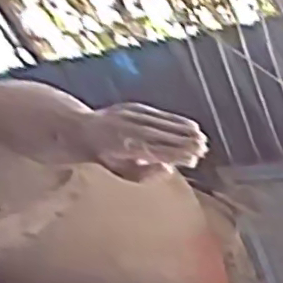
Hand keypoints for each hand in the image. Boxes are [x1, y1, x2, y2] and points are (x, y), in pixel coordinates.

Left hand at [78, 102, 206, 178]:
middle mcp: (130, 129)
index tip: (193, 160)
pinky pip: (161, 114)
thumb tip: (167, 168)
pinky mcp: (133, 107)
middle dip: (187, 143)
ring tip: (203, 140)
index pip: (162, 152)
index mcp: (128, 148)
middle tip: (203, 150)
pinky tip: (194, 127)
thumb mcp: (126, 174)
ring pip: (165, 124)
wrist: (79, 128)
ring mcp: (130, 116)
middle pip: (166, 137)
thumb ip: (148, 175)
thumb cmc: (109, 158)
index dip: (180, 155)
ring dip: (186, 132)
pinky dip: (179, 120)